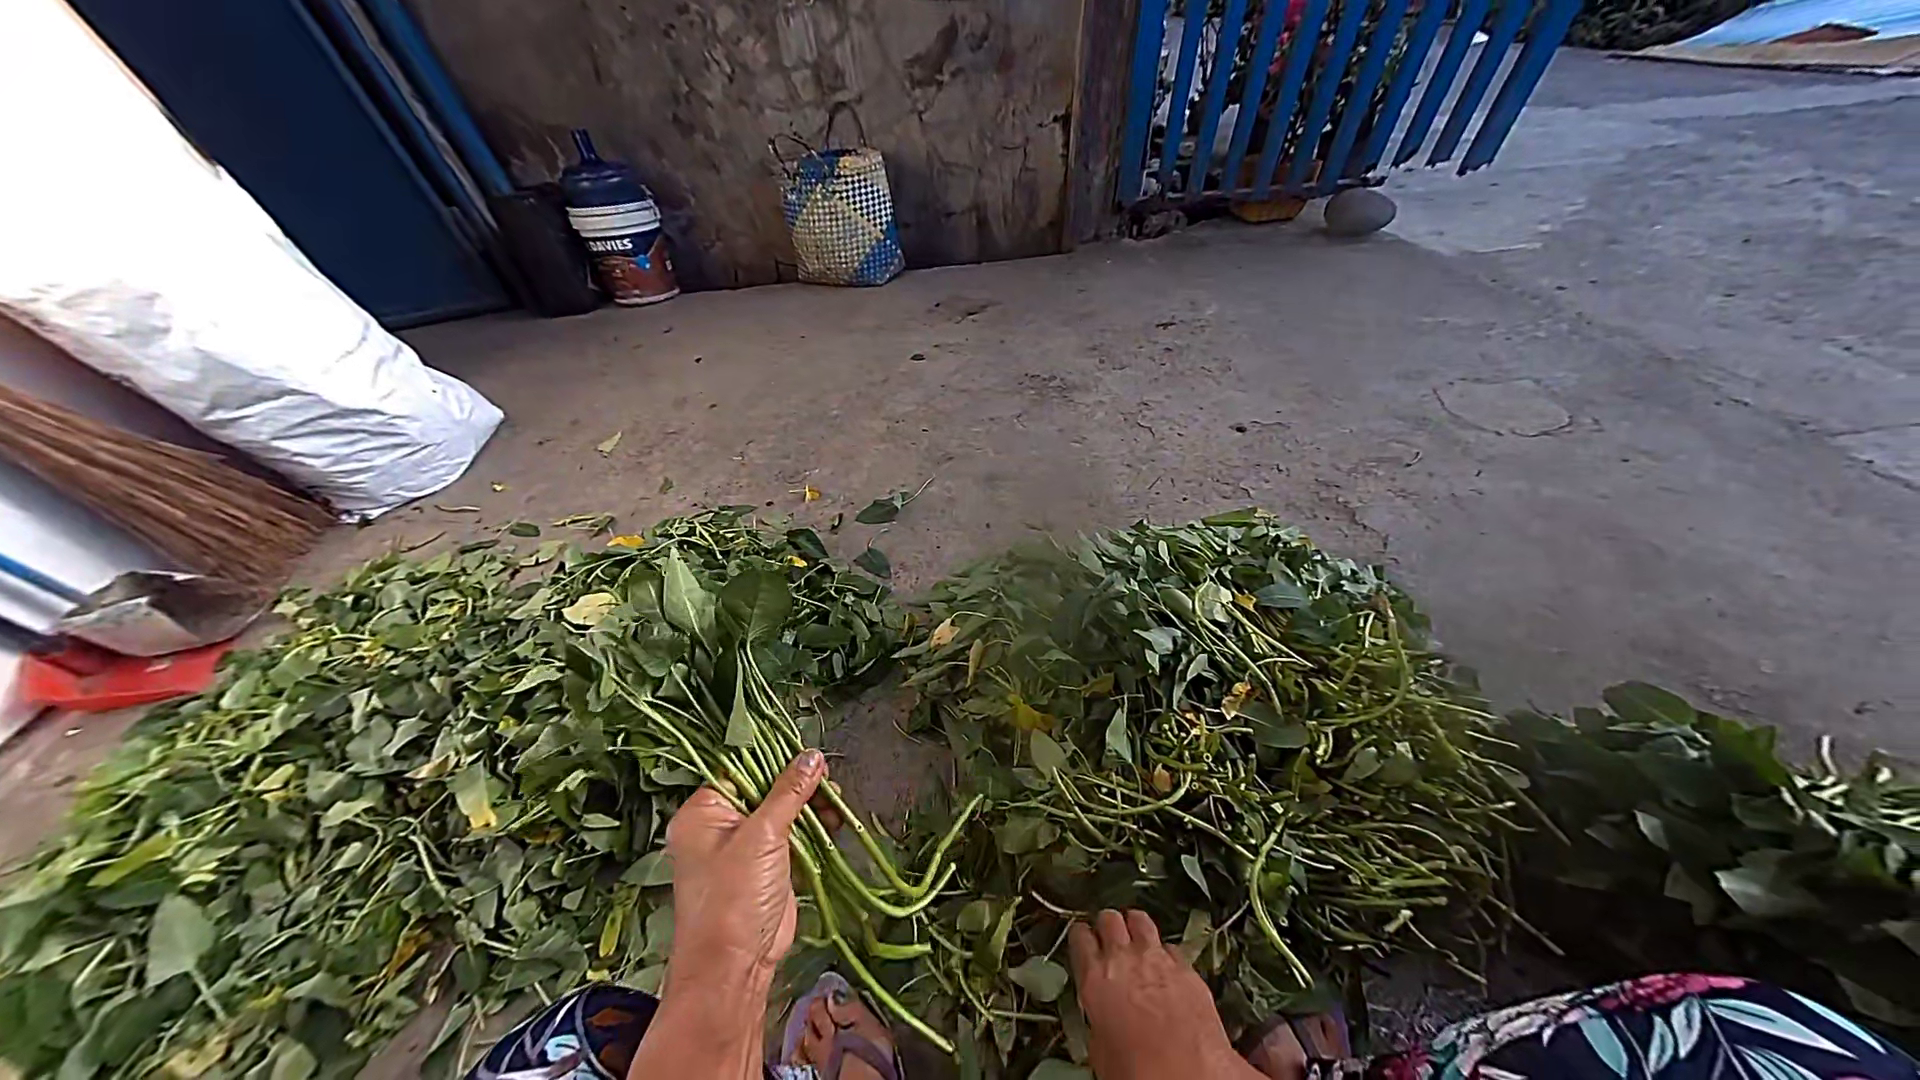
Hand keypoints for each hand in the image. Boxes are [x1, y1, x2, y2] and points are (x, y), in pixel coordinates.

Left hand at [663, 748, 826, 994]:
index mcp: (703, 812)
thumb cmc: (733, 898)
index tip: (808, 756)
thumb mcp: (762, 836)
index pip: (741, 768)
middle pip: (765, 788)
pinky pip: (792, 834)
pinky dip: (813, 827)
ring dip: (810, 806)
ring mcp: (744, 847)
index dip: (775, 759)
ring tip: (836, 801)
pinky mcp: (766, 865)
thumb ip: (789, 792)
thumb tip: (812, 756)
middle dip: (799, 784)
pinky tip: (834, 821)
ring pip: (782, 811)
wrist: (735, 968)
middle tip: (828, 780)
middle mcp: (720, 825)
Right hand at [1069, 909, 1266, 1079]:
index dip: (1080, 937)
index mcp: (1095, 978)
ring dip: (1135, 926)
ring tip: (1135, 936)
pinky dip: (1166, 951)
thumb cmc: (1144, 1072)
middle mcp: (1123, 959)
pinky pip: (1170, 946)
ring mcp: (1156, 959)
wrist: (1191, 1078)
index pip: (1079, 936)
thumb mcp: (1101, 1052)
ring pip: (1139, 919)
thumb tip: (1103, 1023)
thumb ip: (1098, 1020)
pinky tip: (1166, 965)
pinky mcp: (1186, 968)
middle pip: (1109, 918)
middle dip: (1107, 925)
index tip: (1083, 940)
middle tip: (1108, 936)